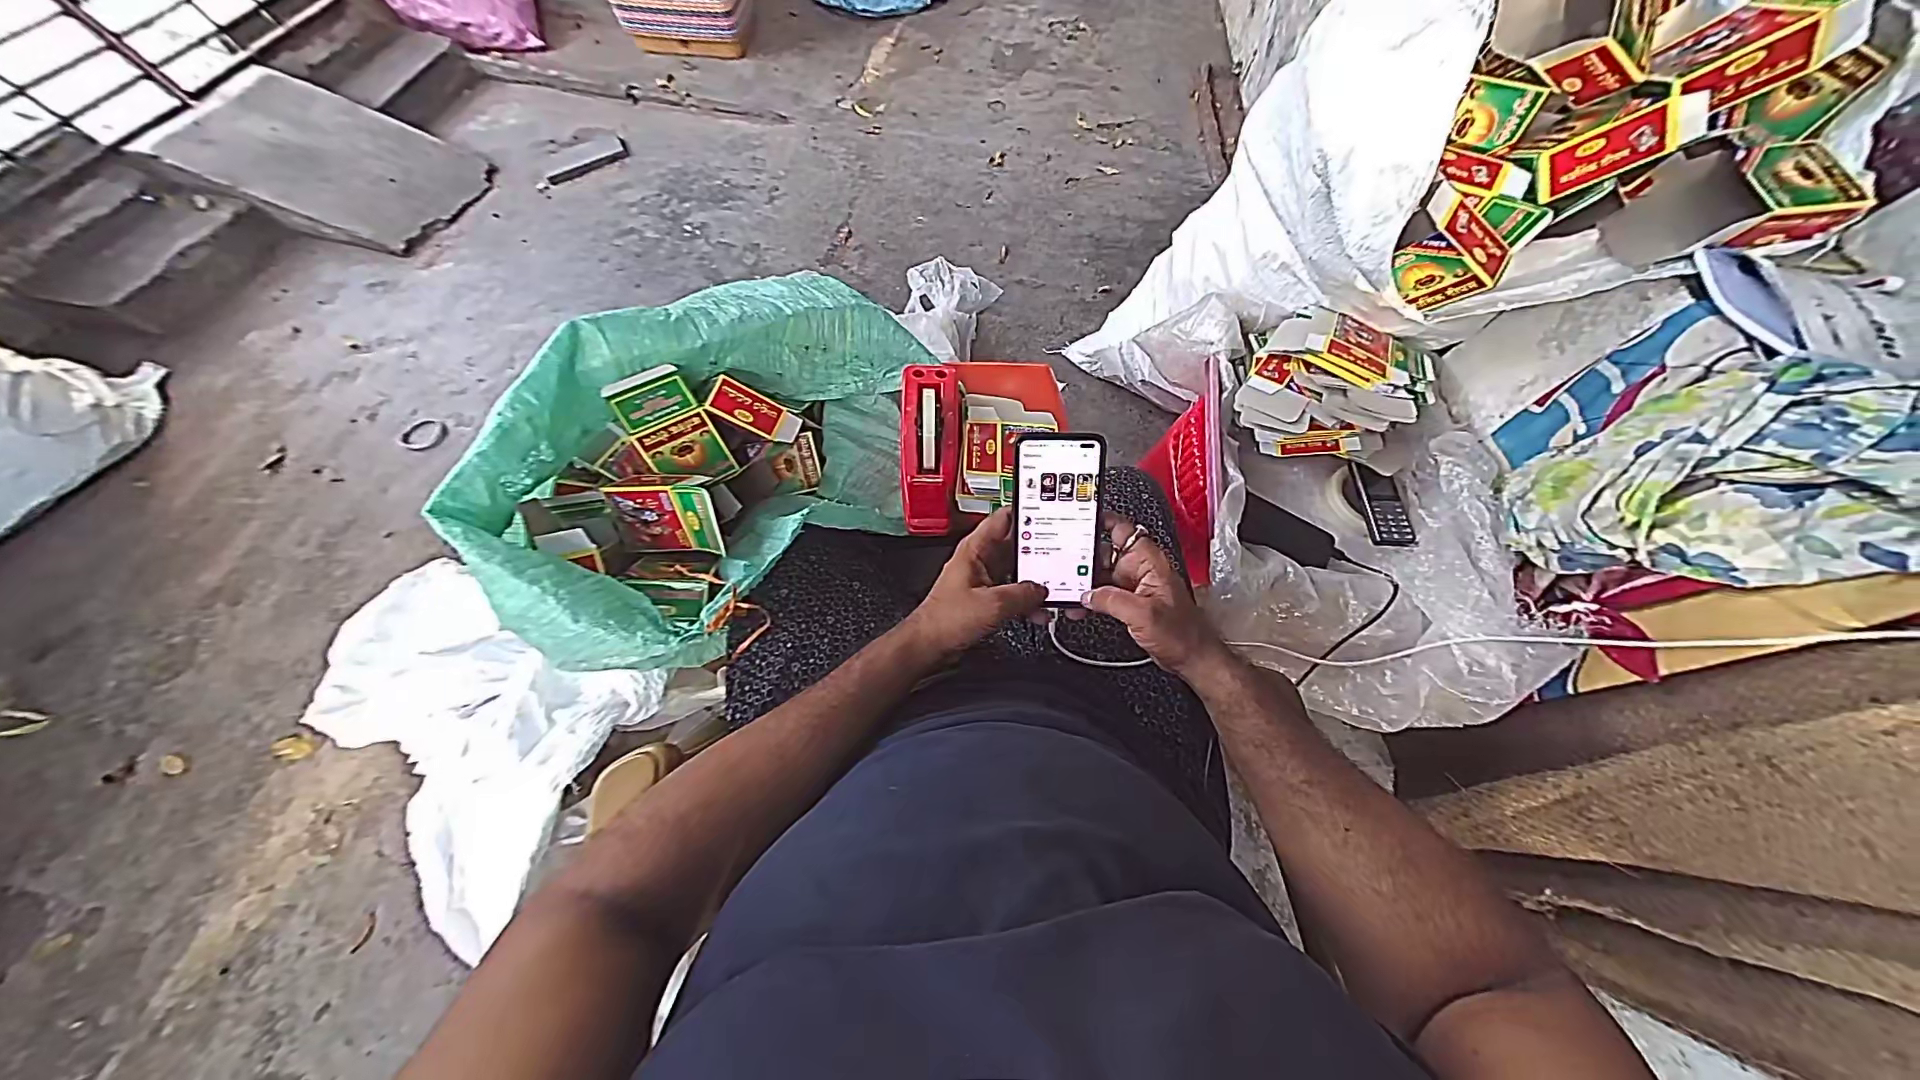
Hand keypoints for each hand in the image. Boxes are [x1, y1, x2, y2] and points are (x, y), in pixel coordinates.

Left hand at [896, 508, 1046, 662]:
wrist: (930, 645)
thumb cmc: (945, 620)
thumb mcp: (992, 604)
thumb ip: (1022, 594)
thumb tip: (1042, 590)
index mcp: (976, 549)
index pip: (1004, 518)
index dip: (1026, 512)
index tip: (1048, 513)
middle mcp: (980, 560)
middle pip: (1017, 547)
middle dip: (1039, 552)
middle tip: (1062, 556)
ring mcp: (984, 579)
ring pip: (1018, 572)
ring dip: (1035, 581)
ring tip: (1053, 588)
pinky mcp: (987, 598)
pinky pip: (1014, 592)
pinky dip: (1027, 600)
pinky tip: (1038, 611)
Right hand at [1082, 514, 1228, 676]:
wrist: (1190, 658)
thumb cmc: (1182, 635)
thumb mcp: (1143, 614)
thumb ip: (1111, 600)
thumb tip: (1087, 594)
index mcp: (1149, 563)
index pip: (1123, 530)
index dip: (1102, 522)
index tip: (1081, 521)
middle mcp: (1140, 571)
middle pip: (1105, 553)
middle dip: (1084, 559)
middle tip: (1064, 564)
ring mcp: (1133, 587)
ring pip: (1100, 575)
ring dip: (1084, 583)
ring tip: (1068, 590)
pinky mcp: (1128, 603)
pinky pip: (1102, 594)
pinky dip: (1090, 598)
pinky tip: (1078, 606)